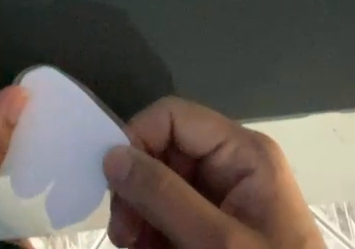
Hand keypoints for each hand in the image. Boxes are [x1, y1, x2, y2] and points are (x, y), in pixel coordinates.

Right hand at [103, 98, 322, 248]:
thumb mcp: (217, 244)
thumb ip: (164, 197)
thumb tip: (111, 155)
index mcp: (243, 153)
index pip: (173, 117)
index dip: (137, 140)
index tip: (114, 185)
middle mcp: (231, 166)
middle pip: (162, 152)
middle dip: (137, 190)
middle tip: (122, 235)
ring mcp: (224, 199)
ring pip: (160, 187)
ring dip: (139, 218)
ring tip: (133, 248)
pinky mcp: (215, 230)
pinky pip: (170, 217)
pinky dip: (152, 235)